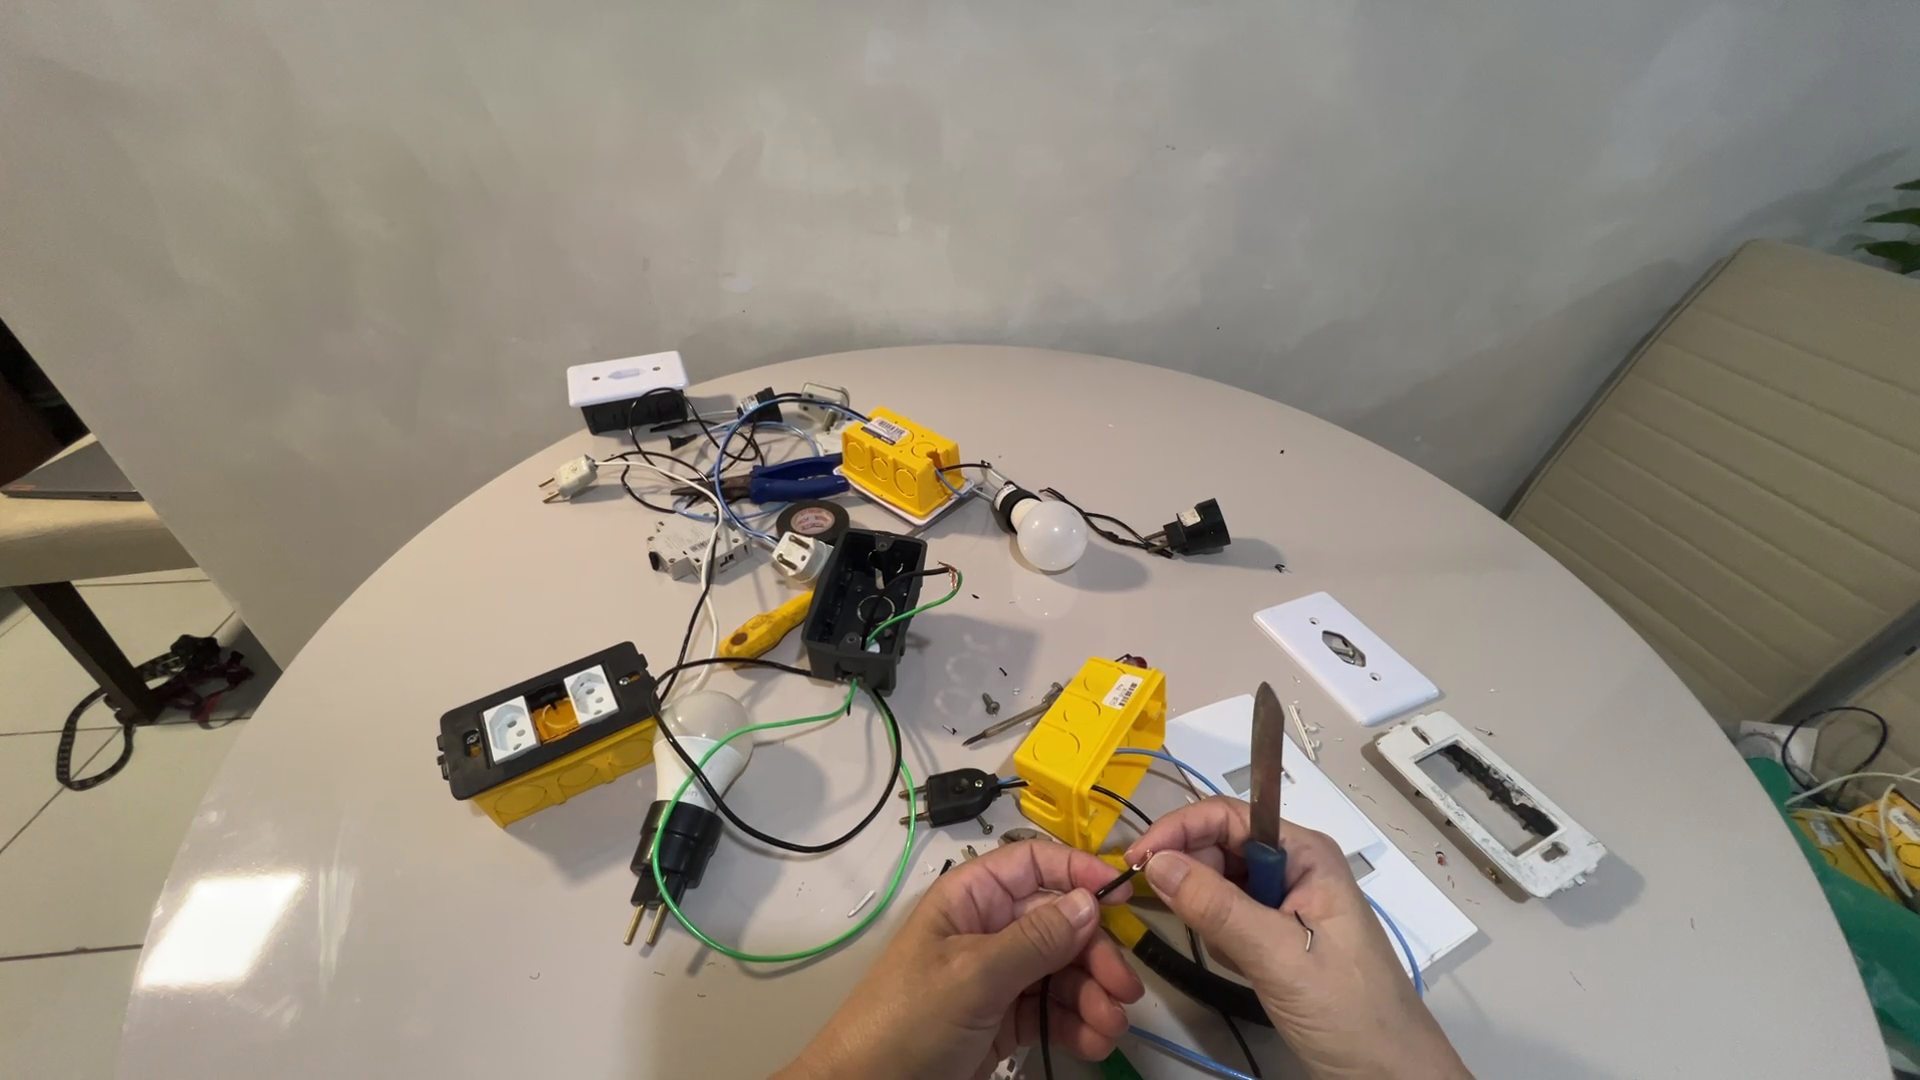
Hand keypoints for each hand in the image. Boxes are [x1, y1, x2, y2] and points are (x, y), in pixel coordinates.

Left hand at [775, 840, 1145, 1079]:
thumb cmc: (908, 1019)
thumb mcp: (972, 974)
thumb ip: (1034, 939)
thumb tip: (1089, 903)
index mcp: (971, 897)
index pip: (1032, 864)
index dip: (1076, 871)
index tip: (1120, 892)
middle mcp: (988, 928)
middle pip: (1057, 920)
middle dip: (1093, 949)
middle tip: (1124, 986)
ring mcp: (998, 975)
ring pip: (1061, 968)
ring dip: (1092, 992)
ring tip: (1111, 1025)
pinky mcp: (1004, 1018)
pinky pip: (1052, 1007)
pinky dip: (1077, 1021)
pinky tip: (1095, 1039)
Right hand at [1126, 798, 1471, 1079]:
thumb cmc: (1352, 1016)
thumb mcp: (1280, 958)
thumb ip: (1217, 907)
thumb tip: (1155, 862)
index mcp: (1303, 853)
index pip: (1227, 816)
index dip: (1179, 828)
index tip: (1137, 858)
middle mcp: (1291, 865)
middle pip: (1216, 844)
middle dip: (1187, 870)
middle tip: (1163, 907)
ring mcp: (1282, 899)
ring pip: (1215, 879)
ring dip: (1202, 907)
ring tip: (1221, 948)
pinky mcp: (1273, 932)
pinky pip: (1223, 913)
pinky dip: (1213, 932)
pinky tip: (1233, 962)